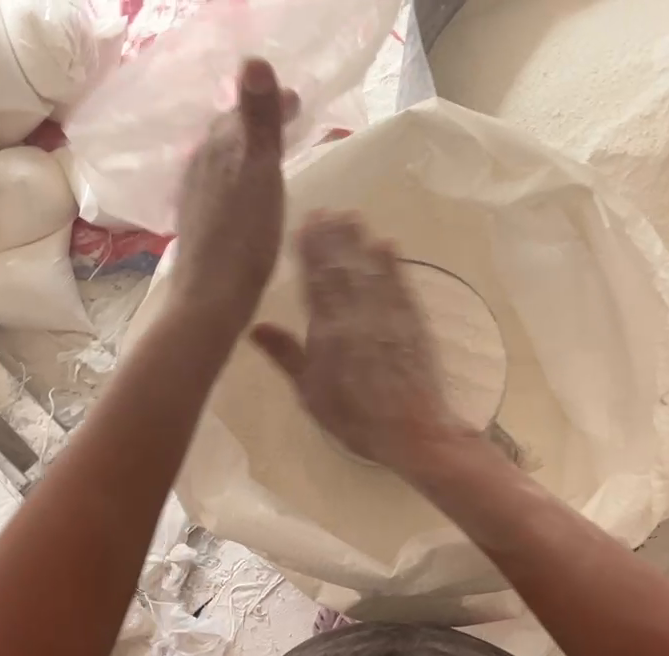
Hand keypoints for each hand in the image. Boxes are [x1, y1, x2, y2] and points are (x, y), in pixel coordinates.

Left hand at [169, 59, 298, 325]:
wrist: (212, 299)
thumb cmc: (244, 239)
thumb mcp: (259, 174)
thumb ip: (259, 120)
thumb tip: (254, 60)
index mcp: (218, 150)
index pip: (244, 113)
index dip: (271, 105)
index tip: (298, 103)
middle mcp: (200, 168)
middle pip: (230, 135)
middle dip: (256, 126)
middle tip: (288, 125)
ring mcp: (197, 200)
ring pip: (223, 163)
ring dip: (246, 154)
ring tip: (271, 159)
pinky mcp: (199, 229)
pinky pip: (221, 190)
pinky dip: (239, 183)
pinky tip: (249, 201)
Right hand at [251, 213, 477, 470]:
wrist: (412, 431)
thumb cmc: (355, 419)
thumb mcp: (311, 394)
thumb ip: (287, 356)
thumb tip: (254, 327)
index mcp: (329, 330)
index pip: (316, 279)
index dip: (311, 249)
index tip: (305, 223)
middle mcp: (359, 314)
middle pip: (343, 266)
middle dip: (334, 236)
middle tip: (327, 210)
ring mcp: (389, 315)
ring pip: (371, 268)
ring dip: (361, 240)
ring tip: (352, 216)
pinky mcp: (414, 323)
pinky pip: (401, 284)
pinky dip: (392, 263)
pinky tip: (387, 245)